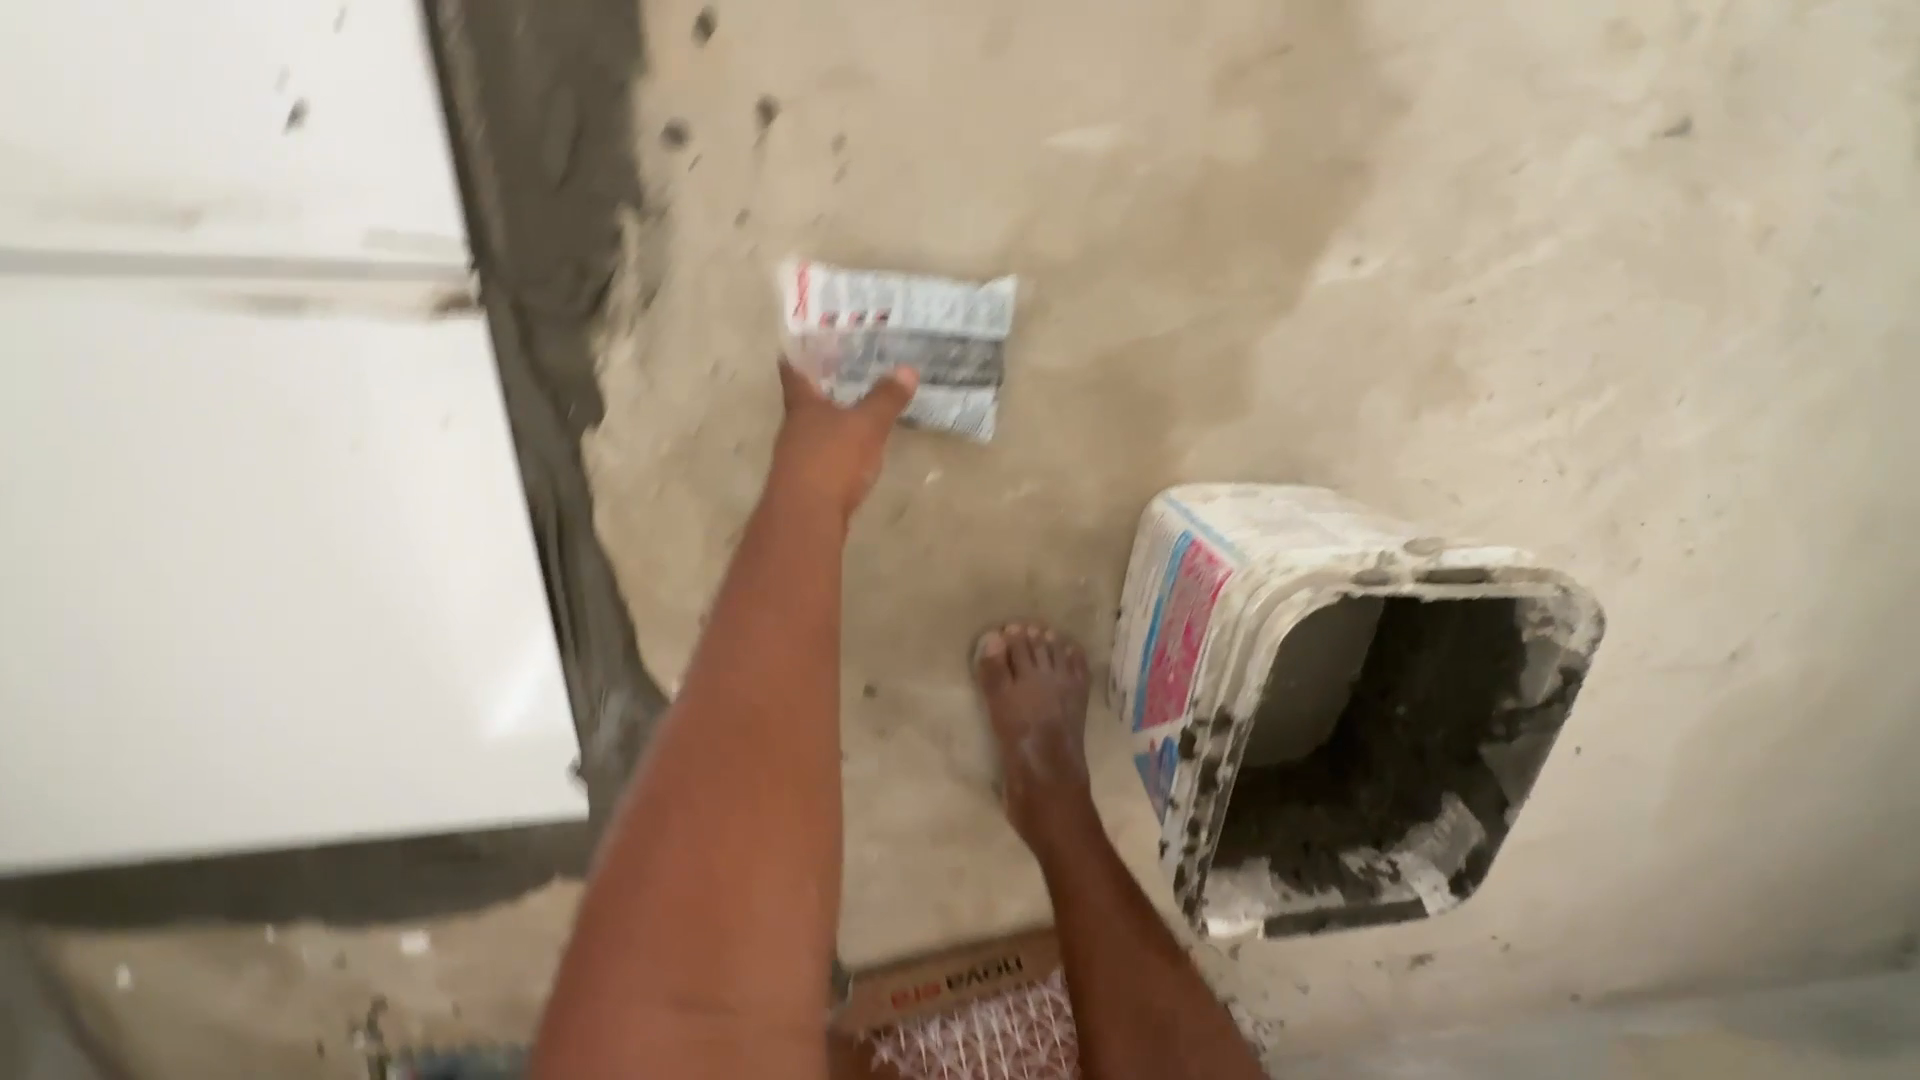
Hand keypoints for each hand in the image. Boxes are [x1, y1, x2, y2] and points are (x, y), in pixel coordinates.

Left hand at [769, 359, 918, 519]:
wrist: (806, 517)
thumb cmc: (832, 461)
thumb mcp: (867, 426)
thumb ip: (885, 399)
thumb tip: (906, 369)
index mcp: (803, 406)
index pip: (794, 371)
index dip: (800, 355)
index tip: (807, 342)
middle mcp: (793, 429)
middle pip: (804, 402)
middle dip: (822, 388)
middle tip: (845, 372)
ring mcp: (796, 458)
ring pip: (813, 431)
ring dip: (831, 422)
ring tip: (856, 411)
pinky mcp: (806, 485)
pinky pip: (822, 458)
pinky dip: (836, 450)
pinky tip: (853, 454)